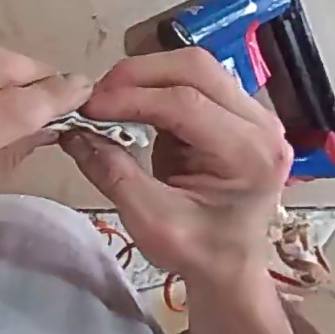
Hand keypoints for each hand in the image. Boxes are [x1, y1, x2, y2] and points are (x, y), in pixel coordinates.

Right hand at [60, 47, 290, 295]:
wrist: (230, 267)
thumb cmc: (197, 252)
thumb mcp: (149, 220)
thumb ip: (112, 172)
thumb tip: (73, 132)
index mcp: (249, 155)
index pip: (184, 103)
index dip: (129, 99)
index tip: (87, 108)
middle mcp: (261, 124)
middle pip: (195, 68)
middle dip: (137, 75)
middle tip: (97, 97)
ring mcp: (253, 113)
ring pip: (194, 66)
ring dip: (145, 75)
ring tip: (110, 98)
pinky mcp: (237, 109)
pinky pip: (193, 79)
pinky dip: (155, 84)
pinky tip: (130, 102)